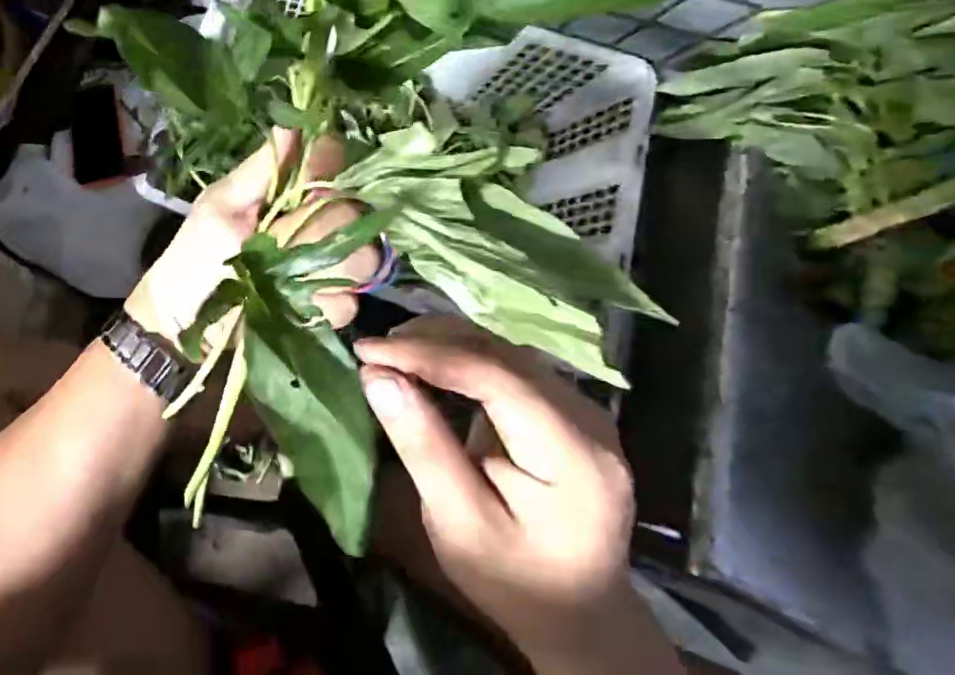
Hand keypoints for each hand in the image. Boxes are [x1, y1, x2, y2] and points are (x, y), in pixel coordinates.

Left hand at [125, 129, 380, 346]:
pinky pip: (348, 301)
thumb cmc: (194, 255)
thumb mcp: (221, 207)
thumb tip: (291, 123)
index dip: (328, 170)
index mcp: (287, 191)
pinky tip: (289, 307)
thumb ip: (260, 171)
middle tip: (276, 244)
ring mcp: (326, 264)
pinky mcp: (329, 305)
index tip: (308, 190)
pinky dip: (319, 305)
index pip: (332, 162)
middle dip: (316, 231)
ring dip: (318, 270)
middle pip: (353, 213)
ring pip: (361, 258)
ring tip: (281, 279)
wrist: (183, 322)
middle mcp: (315, 221)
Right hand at [355, 320, 680, 674]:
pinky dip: (461, 354)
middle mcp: (588, 420)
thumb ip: (422, 446)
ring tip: (392, 350)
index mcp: (573, 456)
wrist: (573, 612)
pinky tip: (428, 361)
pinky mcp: (565, 409)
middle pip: (501, 354)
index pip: (494, 377)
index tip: (366, 350)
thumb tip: (375, 375)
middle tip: (373, 348)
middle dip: (431, 341)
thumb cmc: (511, 577)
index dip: (426, 355)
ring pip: (504, 349)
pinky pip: (507, 364)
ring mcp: (581, 410)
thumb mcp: (458, 523)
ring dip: (444, 341)